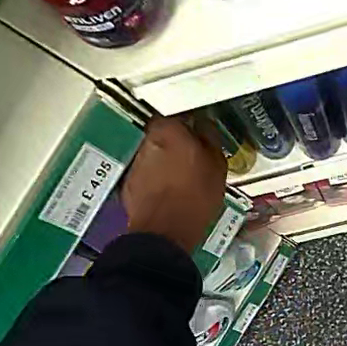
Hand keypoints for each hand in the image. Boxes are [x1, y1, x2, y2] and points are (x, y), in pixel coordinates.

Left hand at [120, 116, 226, 251]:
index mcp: (168, 129)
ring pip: (155, 153)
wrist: (166, 232)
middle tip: (196, 157)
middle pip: (164, 133)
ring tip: (185, 178)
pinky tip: (172, 191)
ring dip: (167, 160)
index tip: (203, 133)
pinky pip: (147, 173)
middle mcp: (146, 140)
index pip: (181, 113)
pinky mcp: (129, 182)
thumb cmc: (195, 197)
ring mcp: (135, 161)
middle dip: (178, 142)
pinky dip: (157, 178)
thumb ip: (210, 139)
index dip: (194, 124)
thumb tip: (206, 128)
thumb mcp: (218, 165)